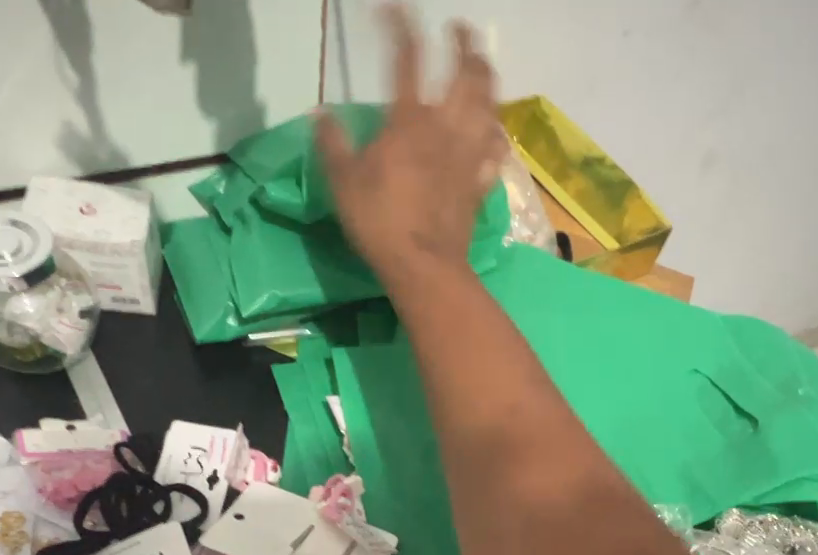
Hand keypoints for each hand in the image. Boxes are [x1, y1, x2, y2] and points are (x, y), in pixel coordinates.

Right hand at [316, 4, 509, 284]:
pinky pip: (496, 151)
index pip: (406, 59)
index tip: (393, 7)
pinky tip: (495, 129)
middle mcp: (446, 129)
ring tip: (484, 66)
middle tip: (461, 30)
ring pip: (489, 106)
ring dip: (488, 80)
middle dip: (465, 45)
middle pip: (466, 75)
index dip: (400, 26)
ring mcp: (468, 156)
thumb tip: (320, 114)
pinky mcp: (481, 184)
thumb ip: (333, 145)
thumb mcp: (343, 183)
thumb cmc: (379, 223)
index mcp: (408, 122)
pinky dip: (497, 135)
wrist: (423, 266)